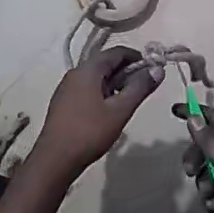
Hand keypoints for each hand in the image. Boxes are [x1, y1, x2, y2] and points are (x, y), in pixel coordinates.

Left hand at [30, 47, 161, 179]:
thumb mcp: (120, 110)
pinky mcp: (63, 103)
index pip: (117, 52)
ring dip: (116, 83)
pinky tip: (110, 111)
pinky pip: (87, 89)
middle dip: (127, 71)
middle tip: (143, 87)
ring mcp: (67, 88)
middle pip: (106, 63)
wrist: (55, 160)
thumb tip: (158, 69)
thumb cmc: (90, 132)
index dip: (137, 57)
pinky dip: (103, 92)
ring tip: (129, 101)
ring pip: (97, 77)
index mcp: (88, 70)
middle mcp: (75, 73)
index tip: (153, 70)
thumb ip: (140, 87)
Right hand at [175, 103, 213, 212]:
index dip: (196, 113)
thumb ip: (211, 142)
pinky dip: (212, 200)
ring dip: (205, 184)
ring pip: (208, 173)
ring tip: (212, 197)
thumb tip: (193, 118)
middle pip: (207, 147)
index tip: (175, 111)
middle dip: (196, 158)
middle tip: (189, 171)